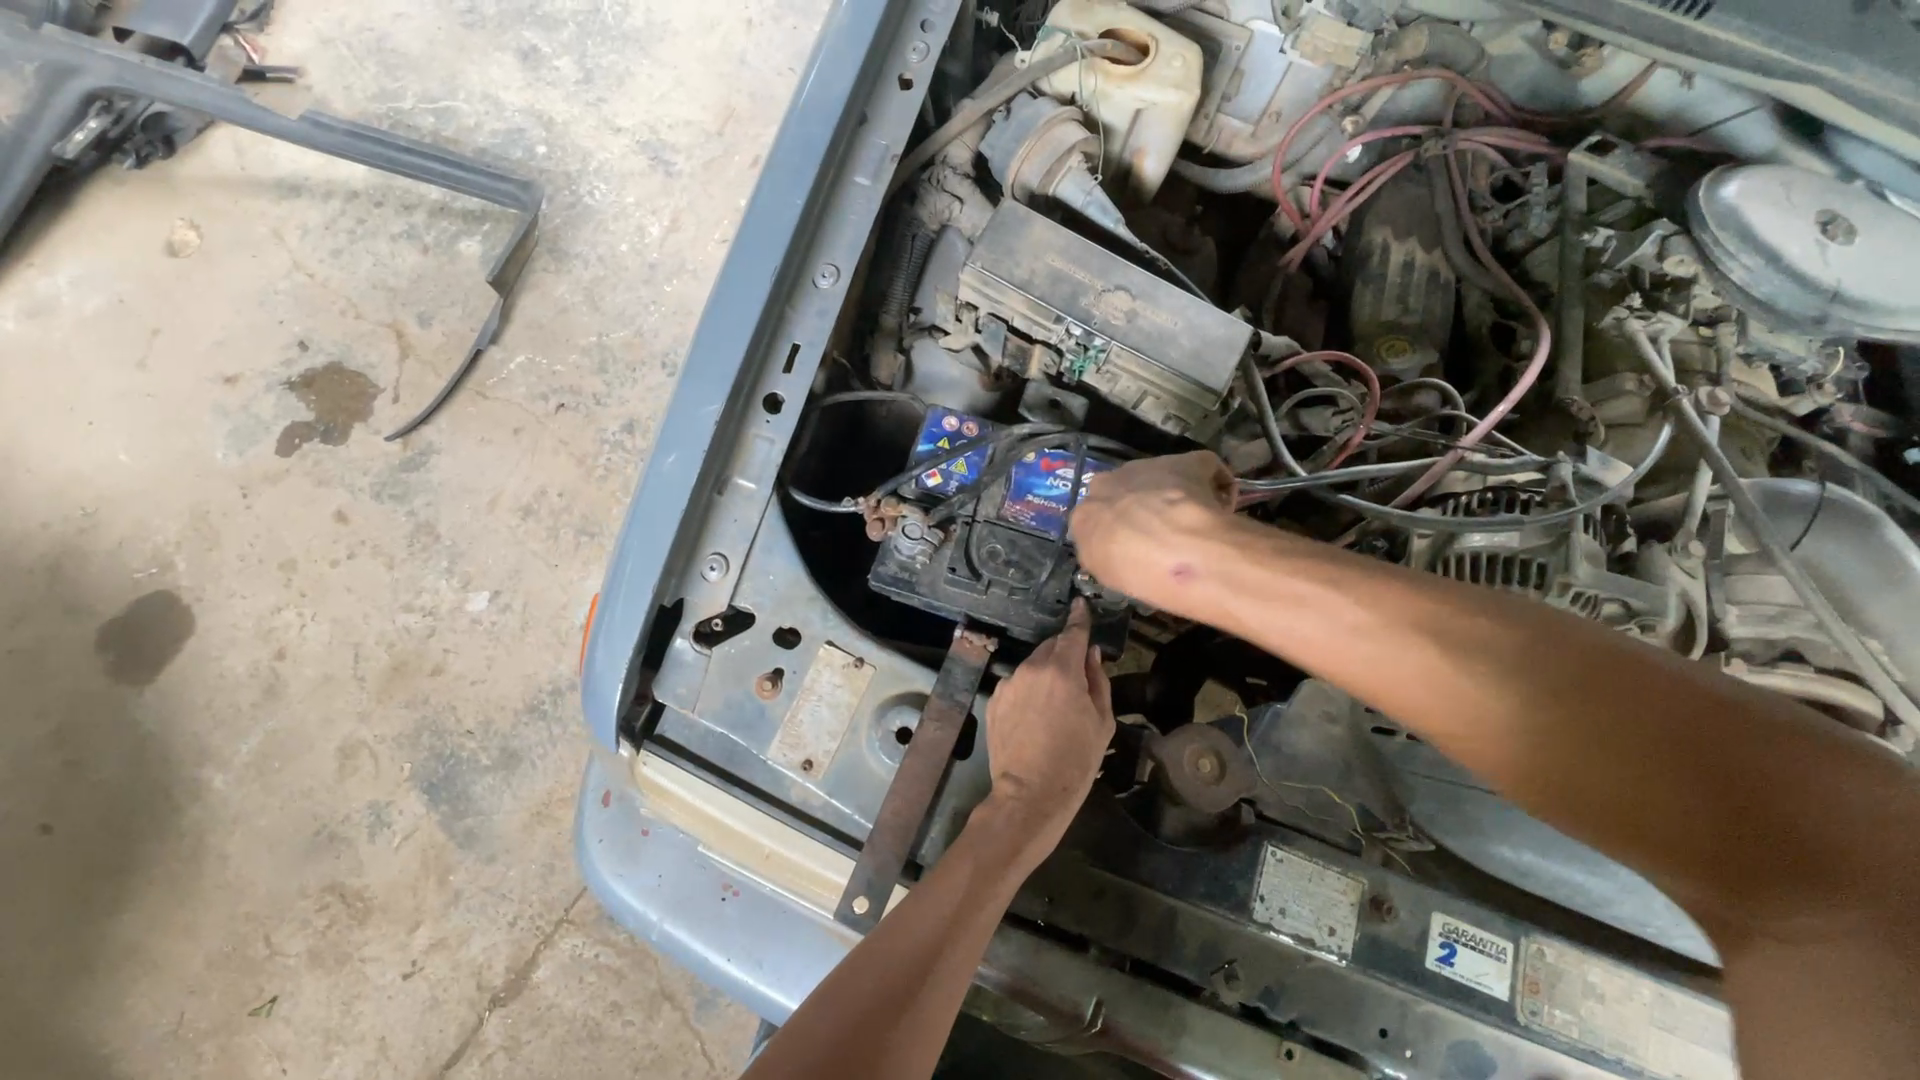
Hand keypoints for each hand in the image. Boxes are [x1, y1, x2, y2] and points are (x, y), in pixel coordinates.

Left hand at [982, 600, 1115, 862]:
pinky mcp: (994, 701)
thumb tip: (1091, 654)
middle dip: (1064, 653)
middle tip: (1076, 676)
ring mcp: (1008, 684)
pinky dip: (1027, 690)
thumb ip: (1098, 680)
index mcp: (1063, 670)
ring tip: (1055, 704)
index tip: (1080, 605)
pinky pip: (1016, 685)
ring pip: (1032, 666)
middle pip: (1050, 647)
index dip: (1079, 618)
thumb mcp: (1102, 721)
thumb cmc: (1076, 760)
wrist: (1030, 792)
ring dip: (1045, 673)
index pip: (1072, 633)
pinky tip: (1034, 715)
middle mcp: (1031, 669)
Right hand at [1070, 451, 1236, 611]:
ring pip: (1162, 477)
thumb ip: (1103, 556)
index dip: (1116, 530)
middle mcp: (1111, 482)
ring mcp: (1149, 467)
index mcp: (1086, 512)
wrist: (1172, 549)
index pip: (1096, 517)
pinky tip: (1221, 506)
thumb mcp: (1103, 574)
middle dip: (1142, 505)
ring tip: (1194, 523)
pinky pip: (1202, 468)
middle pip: (1125, 490)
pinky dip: (1212, 483)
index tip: (1133, 547)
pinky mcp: (1188, 462)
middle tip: (1162, 532)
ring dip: (1173, 494)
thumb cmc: (1132, 570)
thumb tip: (1114, 552)